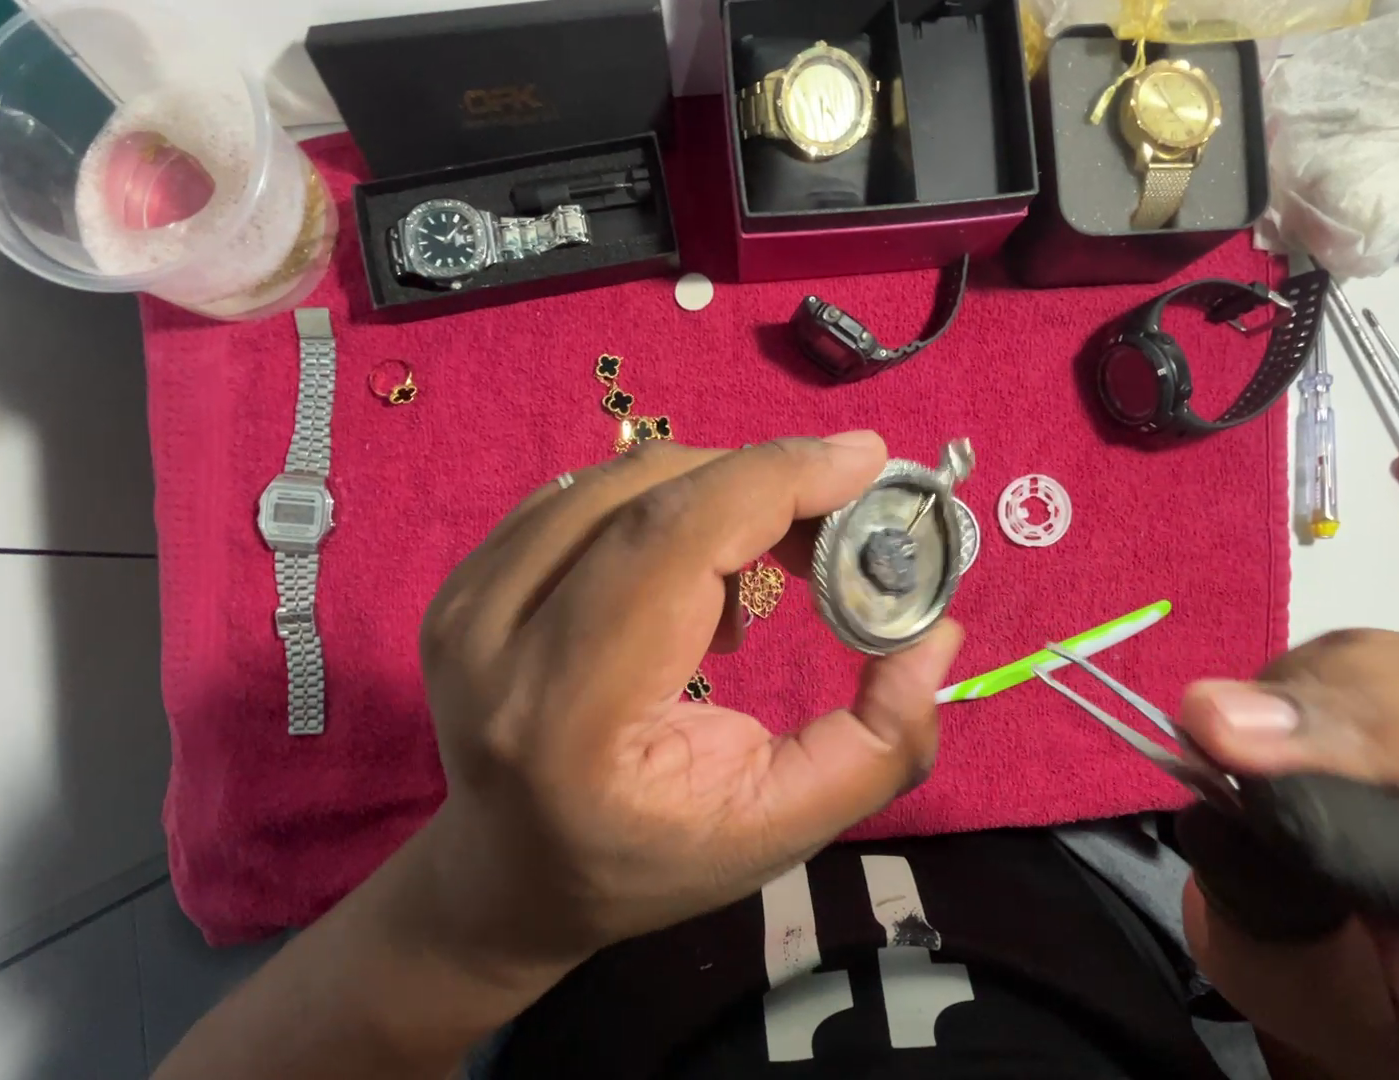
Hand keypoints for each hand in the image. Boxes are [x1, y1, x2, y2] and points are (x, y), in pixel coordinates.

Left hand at [416, 435, 963, 974]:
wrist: (505, 876)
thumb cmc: (643, 862)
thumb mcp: (778, 830)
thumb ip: (879, 744)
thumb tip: (935, 632)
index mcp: (567, 714)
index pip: (674, 543)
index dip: (776, 479)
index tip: (864, 463)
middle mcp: (494, 639)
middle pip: (648, 493)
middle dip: (764, 481)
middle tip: (836, 521)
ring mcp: (464, 599)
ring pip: (618, 479)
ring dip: (717, 495)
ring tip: (763, 570)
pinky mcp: (463, 578)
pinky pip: (585, 494)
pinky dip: (664, 508)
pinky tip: (690, 574)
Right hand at [1175, 631, 1398, 1079]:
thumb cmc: (1396, 1005)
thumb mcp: (1323, 1008)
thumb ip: (1274, 931)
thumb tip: (1218, 814)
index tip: (1261, 810)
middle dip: (1352, 734)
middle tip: (1214, 723)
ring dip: (1321, 692)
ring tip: (1229, 729)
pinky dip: (1327, 668)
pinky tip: (1278, 706)